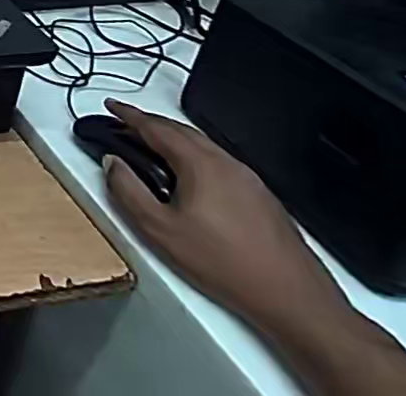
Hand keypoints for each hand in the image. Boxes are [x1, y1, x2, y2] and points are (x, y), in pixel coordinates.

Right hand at [99, 98, 351, 337]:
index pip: (155, 127)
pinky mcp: (262, 197)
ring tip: (152, 145)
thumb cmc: (227, 265)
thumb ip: (127, 190)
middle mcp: (227, 164)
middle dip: (149, 122)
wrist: (294, 299)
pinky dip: (194, 155)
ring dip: (172, 138)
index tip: (112, 106)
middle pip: (180, 129)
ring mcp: (249, 179)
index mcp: (200, 164)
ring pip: (202, 144)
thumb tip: (113, 164)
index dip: (128, 114)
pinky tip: (189, 175)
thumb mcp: (160, 229)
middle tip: (125, 122)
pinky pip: (219, 161)